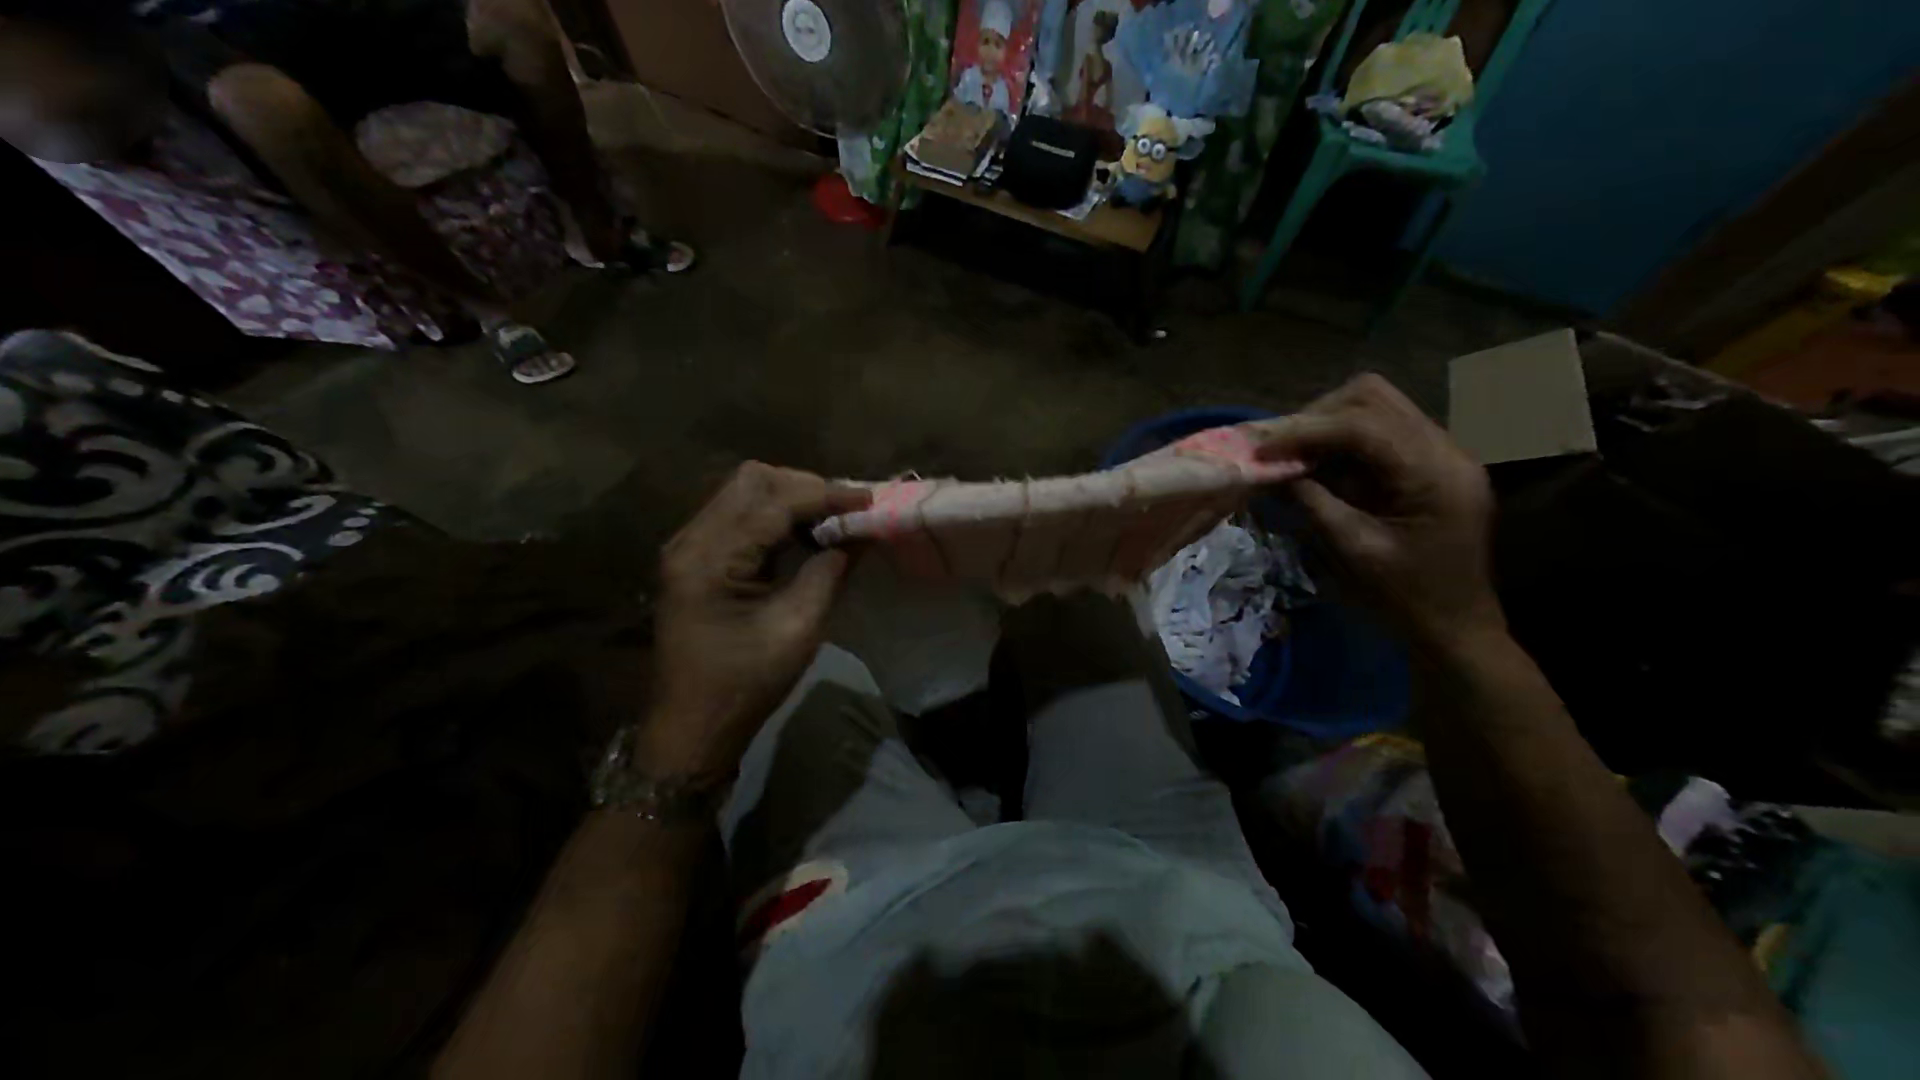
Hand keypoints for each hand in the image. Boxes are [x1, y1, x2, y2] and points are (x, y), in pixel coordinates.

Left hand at [639, 463, 869, 775]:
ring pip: (745, 492)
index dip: (826, 494)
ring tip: (834, 519)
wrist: (692, 728)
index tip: (870, 499)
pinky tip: (805, 534)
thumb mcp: (797, 629)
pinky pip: (739, 515)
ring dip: (792, 498)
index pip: (773, 502)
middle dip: (806, 487)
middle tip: (849, 511)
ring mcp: (688, 547)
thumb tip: (861, 532)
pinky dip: (776, 516)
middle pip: (752, 481)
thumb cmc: (744, 686)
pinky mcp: (695, 558)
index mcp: (709, 559)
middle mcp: (690, 540)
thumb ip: (829, 571)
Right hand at [1252, 374, 1503, 645]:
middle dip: (1316, 417)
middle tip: (1277, 449)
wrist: (1455, 628)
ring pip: (1375, 406)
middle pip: (1373, 397)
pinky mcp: (1428, 465)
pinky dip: (1341, 441)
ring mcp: (1441, 454)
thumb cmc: (1406, 598)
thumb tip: (1271, 470)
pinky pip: (1379, 432)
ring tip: (1292, 456)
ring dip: (1327, 425)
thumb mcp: (1353, 550)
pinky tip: (1317, 466)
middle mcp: (1445, 450)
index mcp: (1435, 473)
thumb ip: (1313, 502)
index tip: (1261, 449)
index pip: (1363, 425)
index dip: (1305, 430)